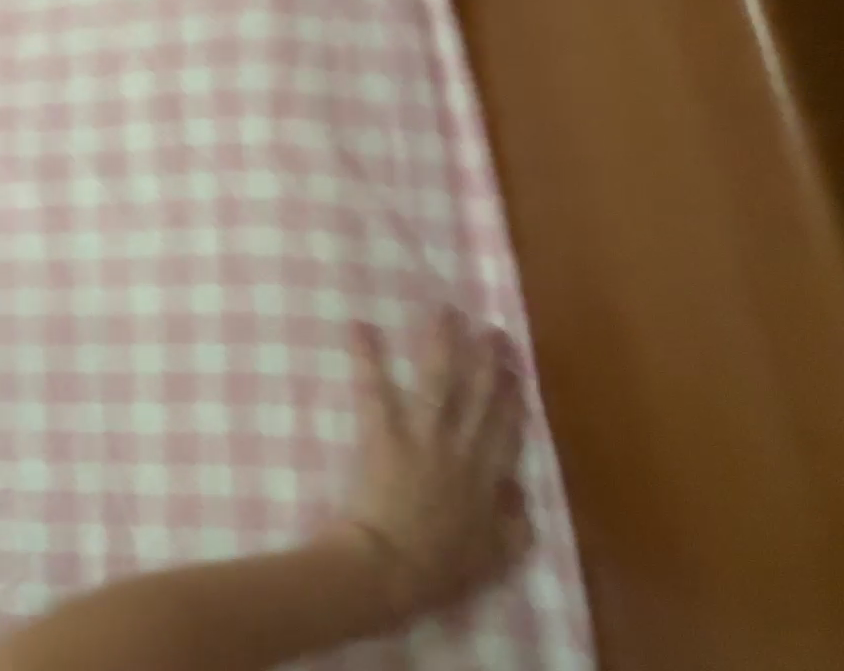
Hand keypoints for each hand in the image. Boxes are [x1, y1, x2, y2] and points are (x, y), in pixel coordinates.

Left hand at [333, 306, 533, 619]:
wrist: (394, 565)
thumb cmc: (441, 565)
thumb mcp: (498, 553)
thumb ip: (514, 520)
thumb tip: (520, 490)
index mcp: (488, 477)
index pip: (506, 428)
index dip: (513, 396)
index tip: (516, 367)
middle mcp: (460, 449)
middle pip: (479, 396)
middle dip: (487, 360)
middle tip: (491, 328)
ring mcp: (422, 437)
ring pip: (438, 381)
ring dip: (443, 344)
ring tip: (444, 312)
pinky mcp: (384, 433)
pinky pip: (374, 386)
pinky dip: (366, 355)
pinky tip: (359, 326)